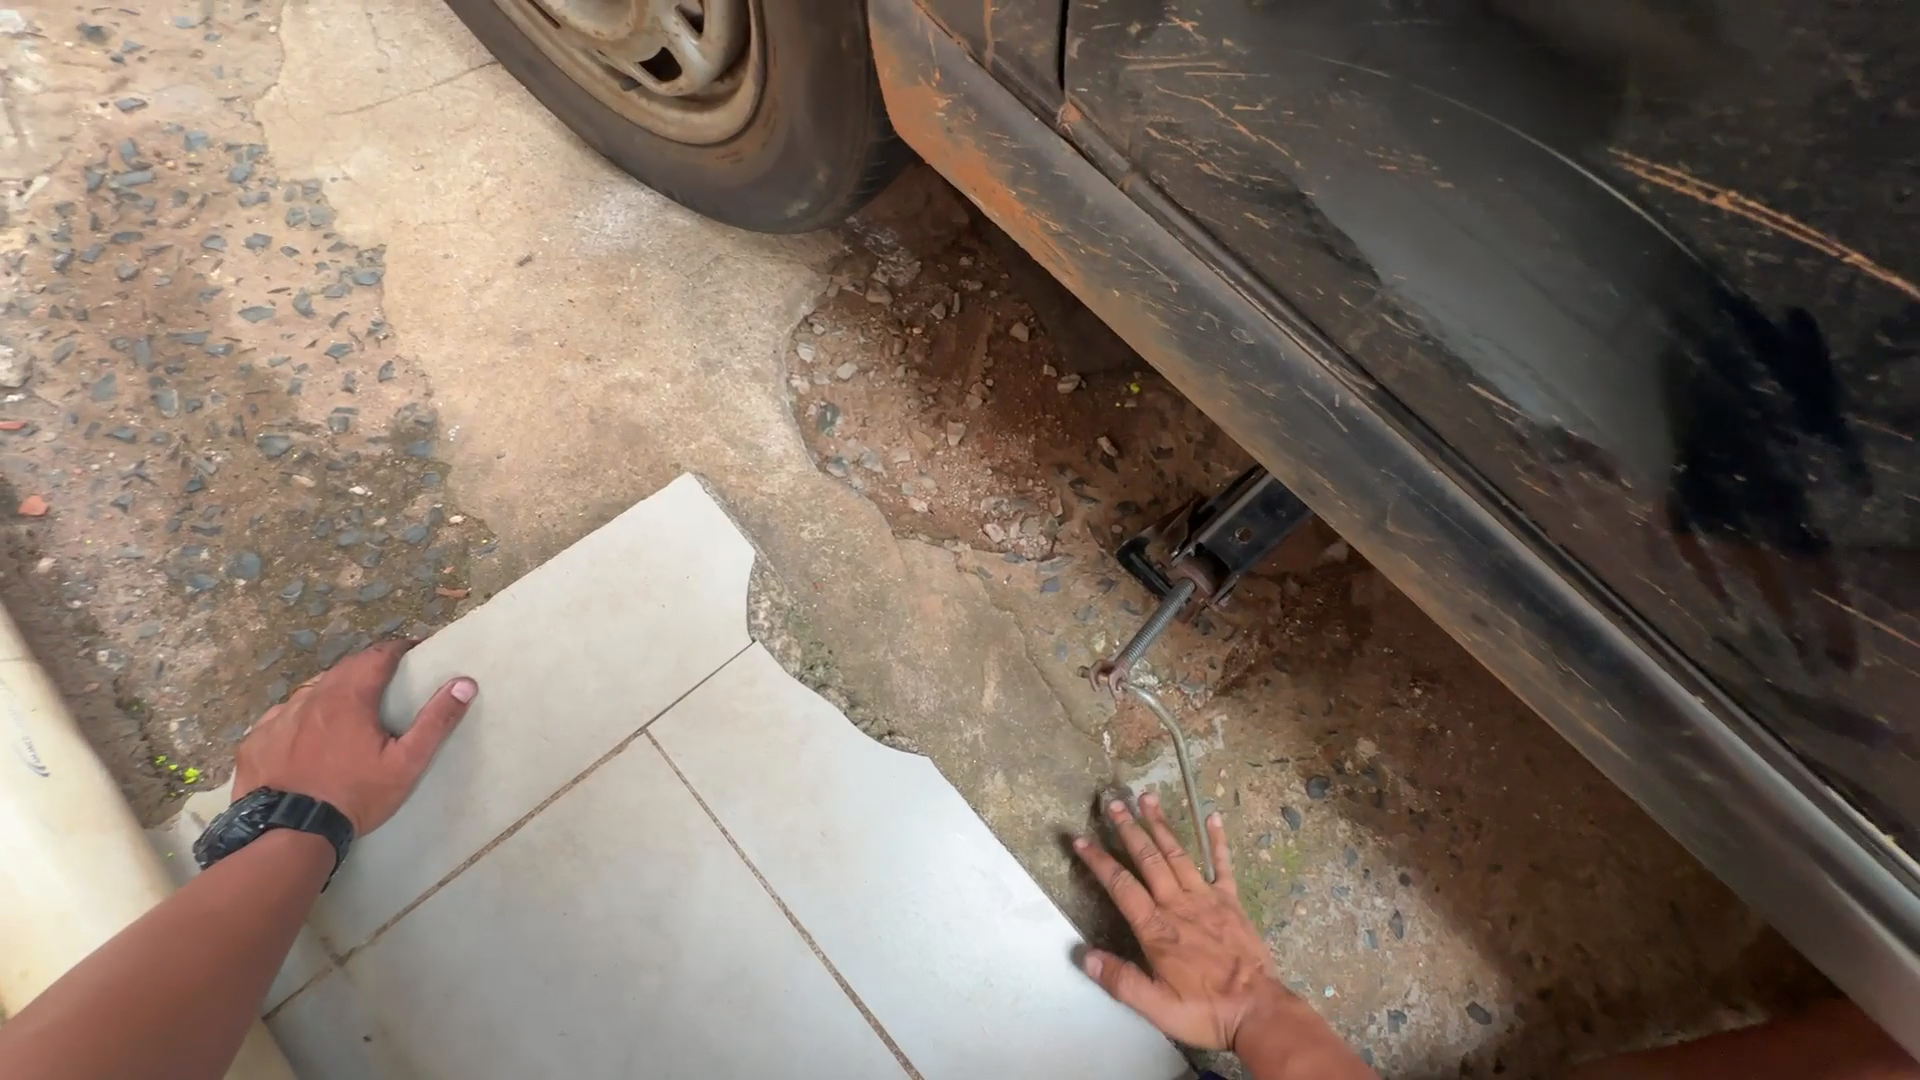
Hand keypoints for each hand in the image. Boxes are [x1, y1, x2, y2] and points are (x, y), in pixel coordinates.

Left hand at [233, 640, 475, 835]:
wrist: (287, 836)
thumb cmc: (355, 795)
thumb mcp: (407, 762)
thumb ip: (436, 720)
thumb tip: (464, 683)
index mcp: (349, 699)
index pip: (376, 656)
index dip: (397, 649)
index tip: (414, 650)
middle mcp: (310, 700)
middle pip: (343, 668)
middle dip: (368, 666)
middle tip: (388, 677)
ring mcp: (277, 720)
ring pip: (311, 690)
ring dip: (334, 688)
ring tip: (349, 705)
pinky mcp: (254, 742)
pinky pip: (281, 715)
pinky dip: (301, 714)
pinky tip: (307, 732)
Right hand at [1073, 792, 1291, 1050]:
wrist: (1258, 1011)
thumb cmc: (1205, 1011)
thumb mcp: (1157, 1008)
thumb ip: (1121, 981)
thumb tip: (1084, 955)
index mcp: (1157, 928)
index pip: (1121, 886)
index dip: (1098, 861)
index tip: (1080, 840)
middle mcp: (1178, 904)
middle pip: (1148, 858)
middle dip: (1129, 829)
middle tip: (1114, 803)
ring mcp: (1206, 898)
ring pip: (1177, 854)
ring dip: (1160, 824)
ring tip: (1147, 798)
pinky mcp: (1231, 900)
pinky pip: (1223, 865)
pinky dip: (1217, 840)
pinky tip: (1212, 816)